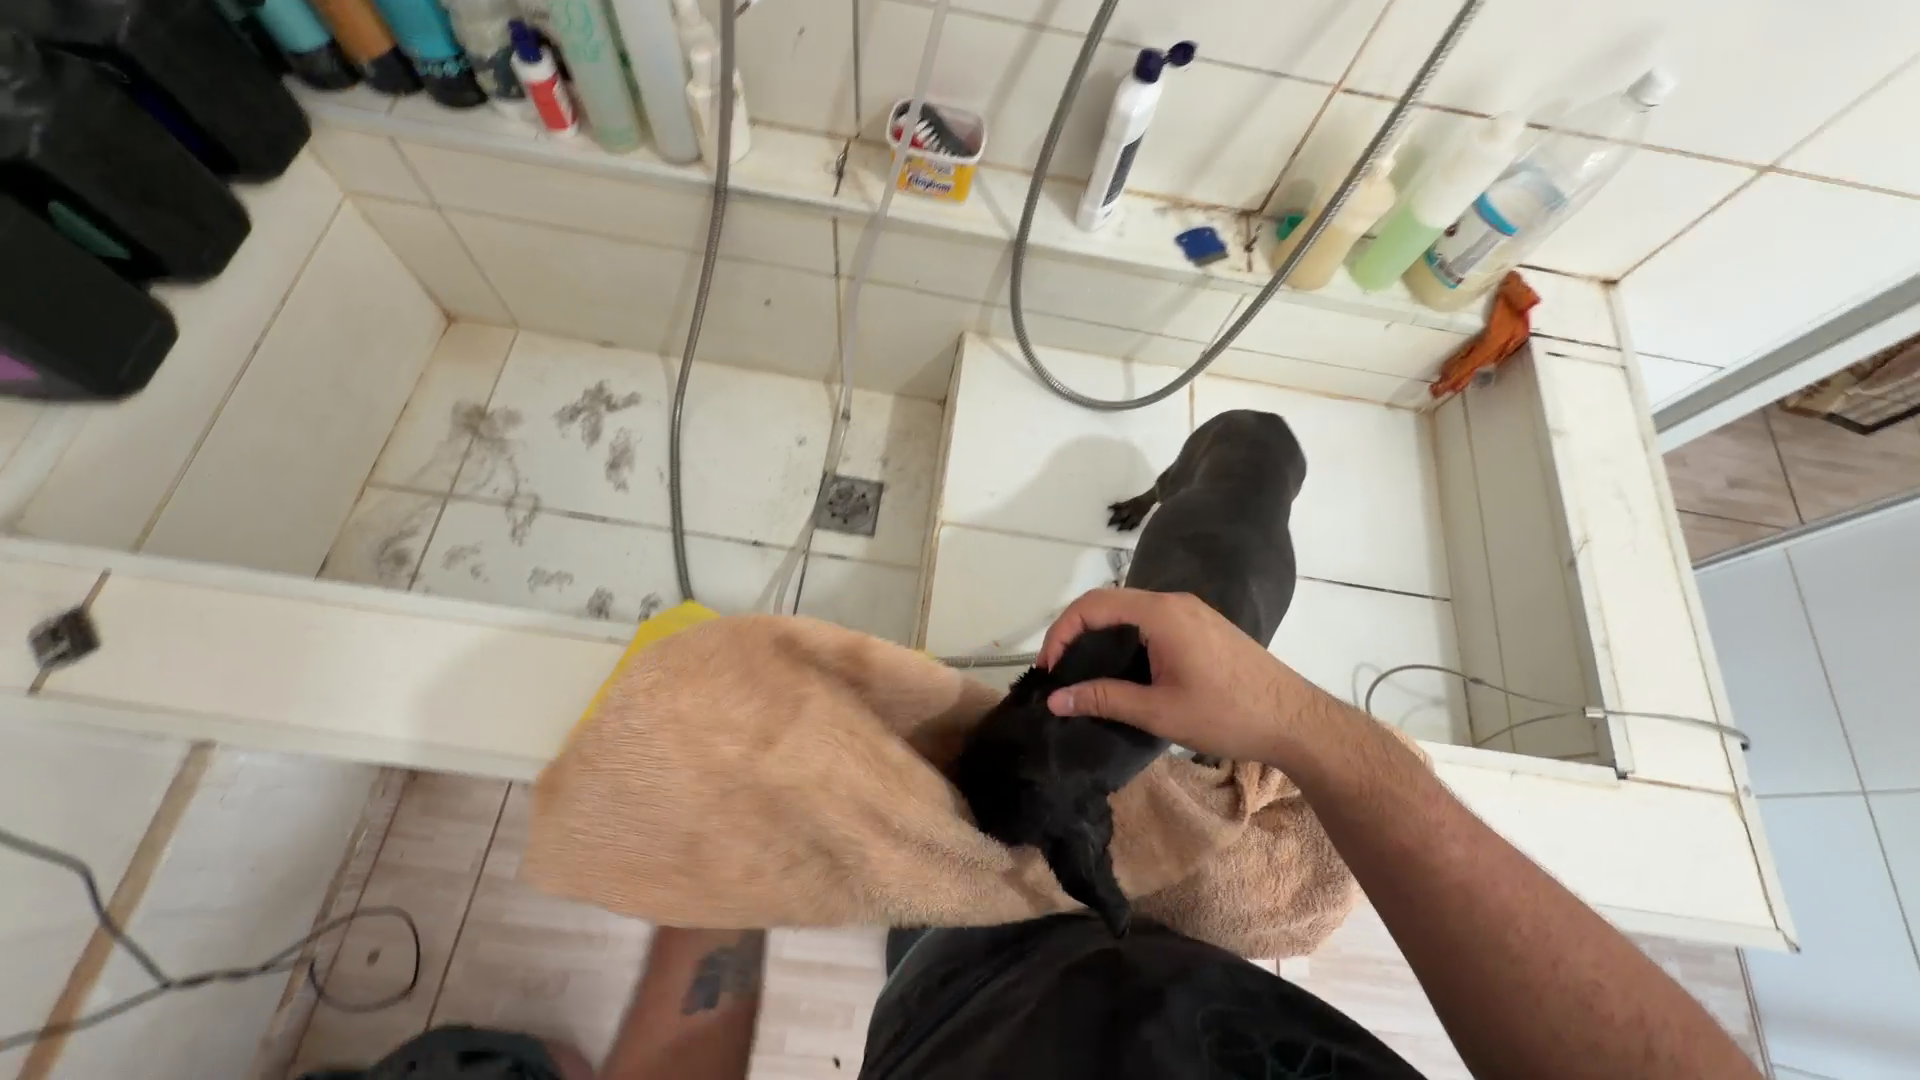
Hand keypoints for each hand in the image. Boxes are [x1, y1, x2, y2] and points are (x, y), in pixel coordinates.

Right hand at [1039, 588, 1333, 763]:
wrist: (1296, 721)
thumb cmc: (1227, 714)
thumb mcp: (1158, 711)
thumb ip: (1103, 698)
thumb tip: (1055, 699)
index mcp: (1161, 613)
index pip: (1093, 605)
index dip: (1062, 631)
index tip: (1048, 667)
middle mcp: (1175, 602)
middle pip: (1109, 602)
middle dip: (1076, 631)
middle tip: (1060, 670)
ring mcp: (1192, 612)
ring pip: (1131, 612)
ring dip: (1101, 635)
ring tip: (1085, 672)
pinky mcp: (1204, 627)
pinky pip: (1152, 622)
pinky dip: (1126, 638)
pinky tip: (1124, 670)